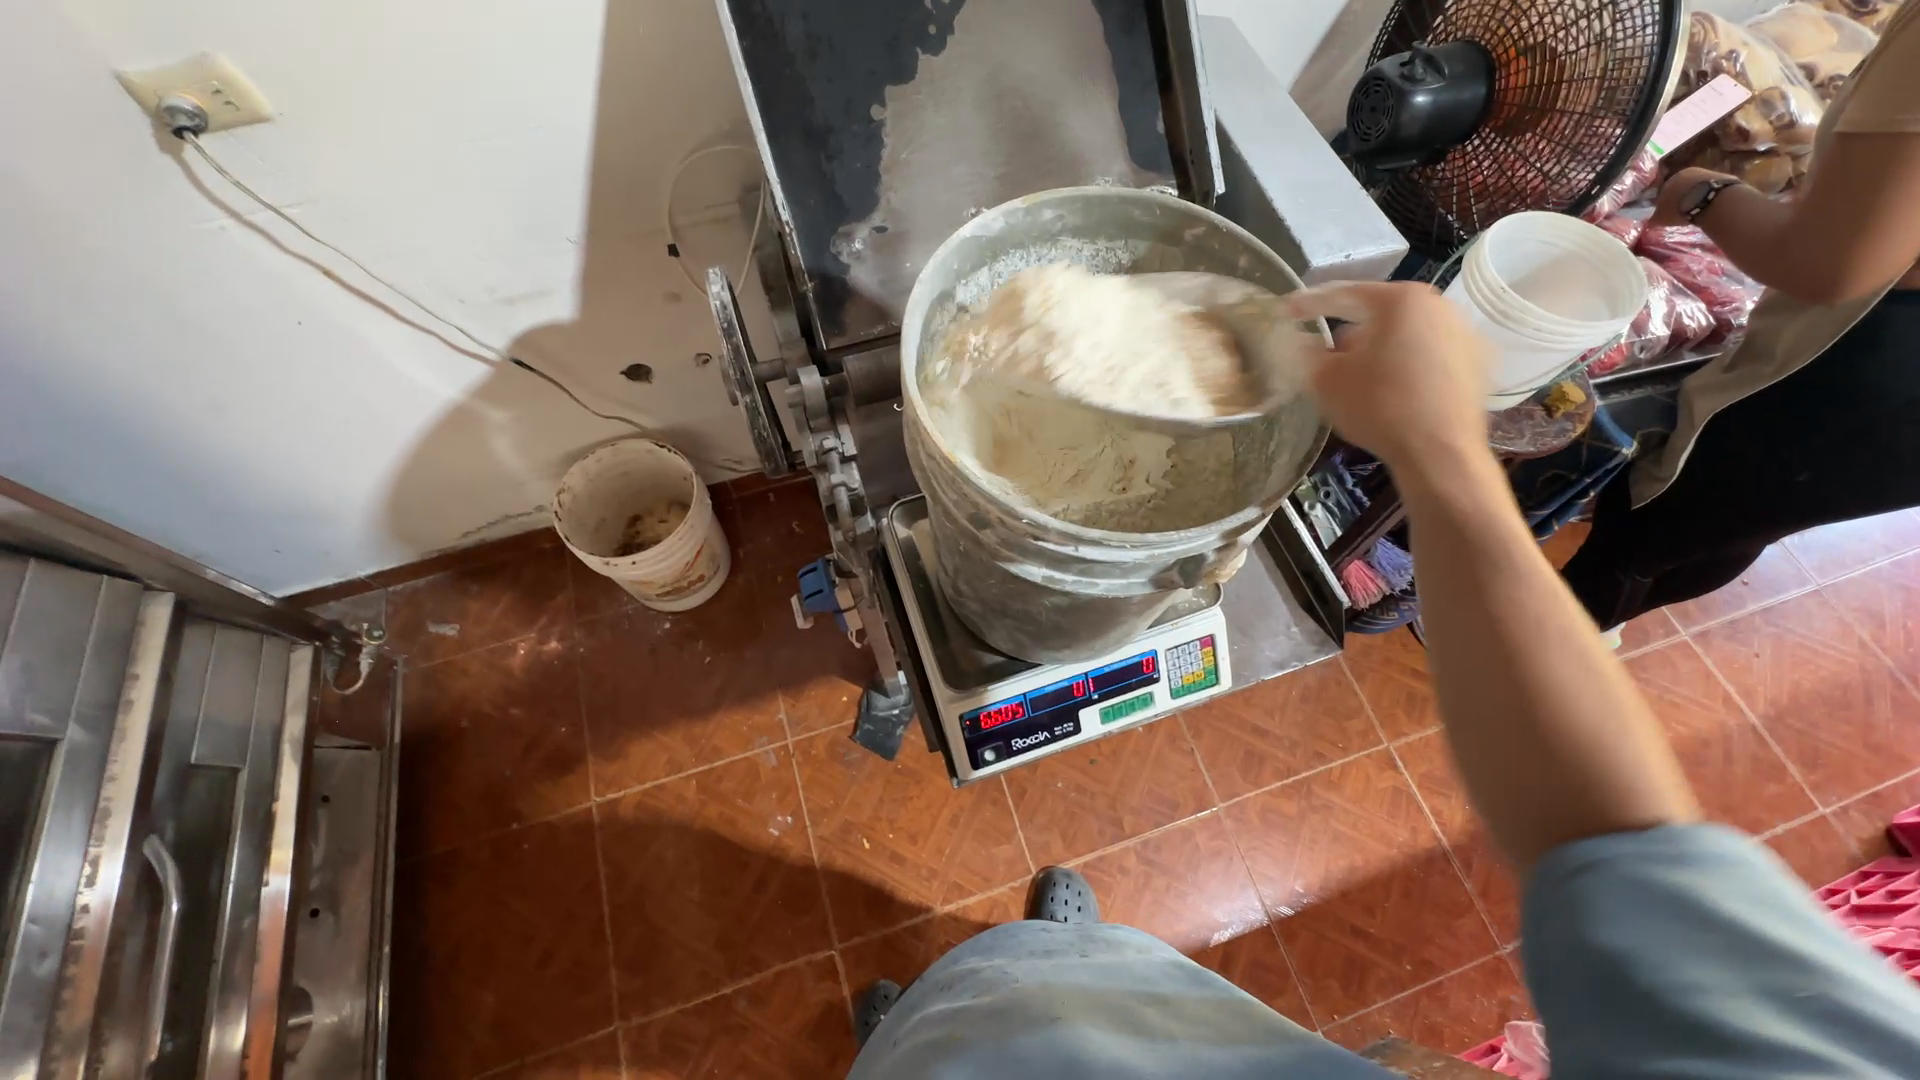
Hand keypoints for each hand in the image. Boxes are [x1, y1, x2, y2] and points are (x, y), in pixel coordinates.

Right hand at [1284, 281, 1490, 475]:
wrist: (1440, 450)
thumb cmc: (1379, 406)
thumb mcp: (1326, 380)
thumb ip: (1307, 354)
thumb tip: (1302, 342)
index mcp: (1399, 300)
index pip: (1343, 294)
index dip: (1309, 304)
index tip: (1286, 311)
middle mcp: (1437, 304)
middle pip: (1379, 312)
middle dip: (1348, 328)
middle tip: (1323, 348)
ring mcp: (1462, 331)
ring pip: (1405, 332)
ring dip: (1377, 347)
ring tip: (1357, 373)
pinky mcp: (1475, 361)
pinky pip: (1427, 353)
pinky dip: (1405, 363)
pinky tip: (1390, 389)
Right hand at [1651, 167, 1736, 226]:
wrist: (1712, 200)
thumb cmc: (1679, 208)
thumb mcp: (1659, 218)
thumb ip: (1654, 217)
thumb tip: (1652, 219)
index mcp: (1668, 180)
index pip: (1662, 192)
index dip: (1663, 203)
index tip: (1665, 213)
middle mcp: (1687, 172)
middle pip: (1681, 187)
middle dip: (1680, 198)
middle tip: (1679, 211)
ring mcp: (1706, 173)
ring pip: (1696, 187)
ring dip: (1694, 196)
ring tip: (1694, 210)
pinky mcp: (1723, 177)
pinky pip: (1710, 188)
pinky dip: (1707, 196)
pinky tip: (1706, 206)